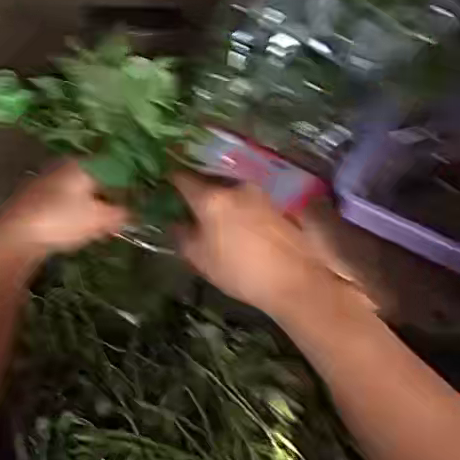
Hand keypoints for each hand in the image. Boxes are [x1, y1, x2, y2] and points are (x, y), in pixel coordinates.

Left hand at [0, 161, 129, 260]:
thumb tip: (130, 214)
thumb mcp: (99, 219)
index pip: (112, 171)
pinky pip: (58, 204)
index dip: (124, 192)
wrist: (14, 236)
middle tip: (112, 223)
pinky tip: (68, 231)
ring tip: (92, 230)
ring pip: (74, 193)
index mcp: (81, 165)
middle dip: (105, 201)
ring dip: (86, 210)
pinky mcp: (29, 199)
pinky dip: (68, 215)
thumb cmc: (61, 221)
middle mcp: (61, 167)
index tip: (129, 211)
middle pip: (92, 182)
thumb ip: (120, 214)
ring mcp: (43, 181)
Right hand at [171, 171, 339, 315]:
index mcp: (211, 198)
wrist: (295, 281)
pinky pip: (249, 201)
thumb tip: (176, 223)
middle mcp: (235, 187)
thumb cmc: (239, 271)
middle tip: (190, 206)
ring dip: (222, 200)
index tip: (165, 187)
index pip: (182, 178)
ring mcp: (260, 194)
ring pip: (231, 191)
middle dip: (198, 192)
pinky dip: (240, 208)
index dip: (171, 181)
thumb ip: (182, 236)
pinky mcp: (278, 204)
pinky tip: (240, 226)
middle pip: (209, 181)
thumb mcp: (200, 259)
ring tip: (217, 219)